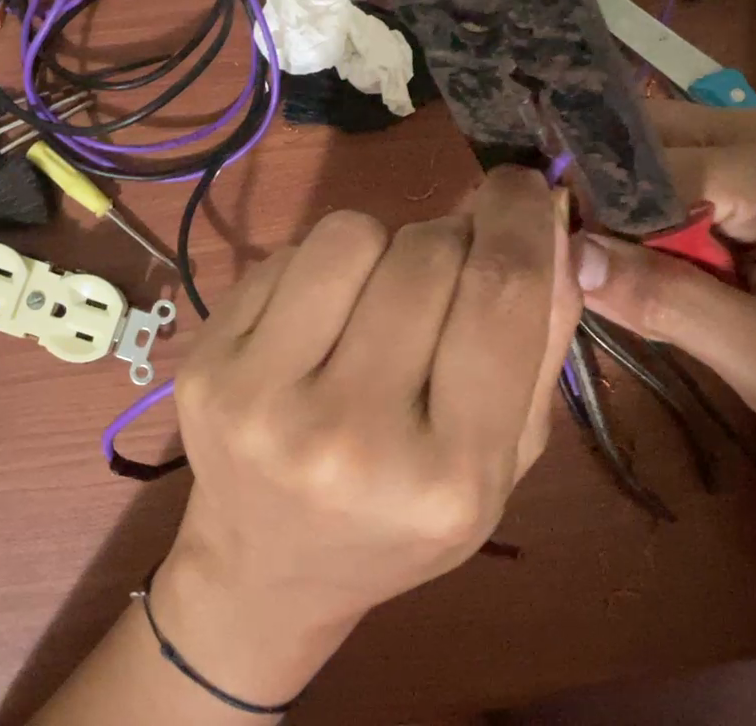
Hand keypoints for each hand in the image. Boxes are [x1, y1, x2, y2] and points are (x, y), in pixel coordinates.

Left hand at [152, 167, 578, 704]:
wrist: (268, 569)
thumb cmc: (399, 522)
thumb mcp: (502, 464)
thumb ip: (539, 344)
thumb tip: (549, 223)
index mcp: (448, 475)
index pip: (501, 295)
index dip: (520, 219)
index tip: (523, 186)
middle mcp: (350, 436)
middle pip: (425, 253)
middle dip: (453, 238)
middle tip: (448, 271)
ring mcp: (262, 398)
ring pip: (350, 234)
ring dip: (382, 246)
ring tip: (378, 299)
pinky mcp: (206, 365)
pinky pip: (287, 254)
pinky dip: (320, 267)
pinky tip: (320, 321)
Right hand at [573, 101, 755, 441]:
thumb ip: (671, 304)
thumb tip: (573, 256)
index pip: (649, 169)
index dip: (599, 216)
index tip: (566, 269)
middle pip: (631, 140)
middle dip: (594, 200)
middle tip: (579, 267)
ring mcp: (740, 138)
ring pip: (629, 148)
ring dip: (604, 206)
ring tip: (606, 266)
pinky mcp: (724, 159)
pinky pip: (644, 166)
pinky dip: (622, 209)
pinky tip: (634, 255)